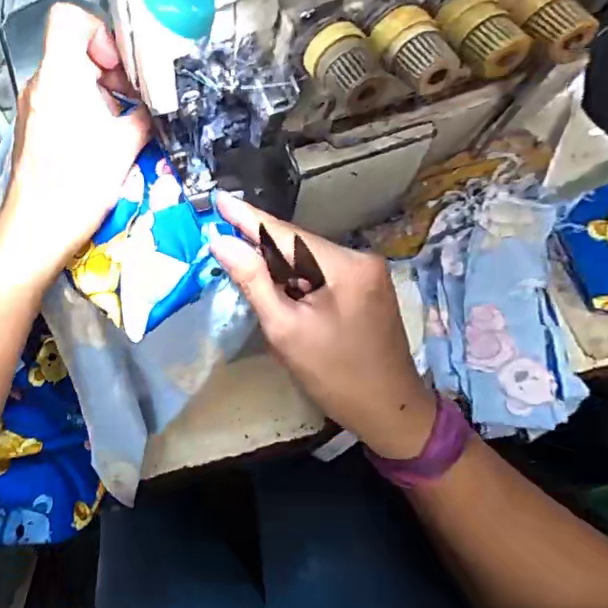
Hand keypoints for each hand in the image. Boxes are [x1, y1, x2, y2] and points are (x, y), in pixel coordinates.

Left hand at [0, 3, 150, 281]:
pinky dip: (84, 114)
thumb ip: (143, 115)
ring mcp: (32, 108)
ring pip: (69, 81)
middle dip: (109, 70)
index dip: (100, 32)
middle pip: (74, 51)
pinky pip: (61, 106)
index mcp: (60, 75)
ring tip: (120, 126)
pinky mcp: (32, 131)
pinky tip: (102, 144)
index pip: (69, 17)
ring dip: (99, 95)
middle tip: (132, 99)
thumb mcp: (125, 146)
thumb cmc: (77, 185)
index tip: (119, 64)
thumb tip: (151, 108)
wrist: (37, 229)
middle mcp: (40, 85)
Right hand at [209, 193, 439, 458]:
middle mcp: (360, 258)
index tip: (218, 198)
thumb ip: (253, 281)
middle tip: (220, 235)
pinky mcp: (368, 287)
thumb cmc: (334, 376)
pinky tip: (278, 287)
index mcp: (344, 266)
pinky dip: (296, 276)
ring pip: (308, 257)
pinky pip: (322, 271)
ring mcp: (368, 272)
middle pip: (297, 243)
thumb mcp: (284, 330)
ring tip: (242, 263)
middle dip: (259, 243)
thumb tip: (221, 242)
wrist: (389, 409)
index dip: (247, 217)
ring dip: (277, 263)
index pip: (285, 233)